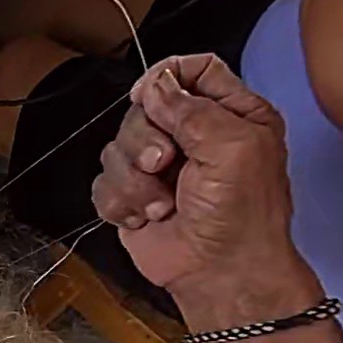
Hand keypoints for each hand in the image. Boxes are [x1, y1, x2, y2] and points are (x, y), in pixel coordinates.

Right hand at [91, 54, 321, 328]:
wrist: (216, 271)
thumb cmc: (241, 214)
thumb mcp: (232, 148)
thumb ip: (192, 110)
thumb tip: (155, 83)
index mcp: (226, 115)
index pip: (191, 71)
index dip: (166, 77)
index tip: (151, 96)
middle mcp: (187, 137)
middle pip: (140, 112)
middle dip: (143, 142)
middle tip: (163, 165)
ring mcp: (154, 169)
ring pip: (114, 151)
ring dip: (133, 182)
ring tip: (162, 205)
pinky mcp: (128, 197)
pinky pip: (101, 185)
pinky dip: (119, 204)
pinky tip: (145, 217)